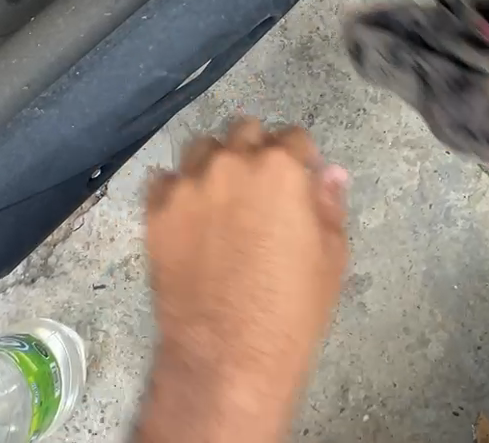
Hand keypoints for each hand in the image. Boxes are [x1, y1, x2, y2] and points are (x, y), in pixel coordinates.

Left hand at [136, 119, 348, 442]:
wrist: (226, 359)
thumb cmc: (291, 312)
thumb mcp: (330, 258)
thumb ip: (329, 204)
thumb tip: (331, 172)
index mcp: (280, 167)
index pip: (294, 136)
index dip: (300, 158)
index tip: (298, 180)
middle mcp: (233, 161)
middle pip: (245, 129)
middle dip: (255, 150)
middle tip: (259, 187)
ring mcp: (190, 182)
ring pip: (202, 147)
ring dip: (214, 162)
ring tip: (219, 197)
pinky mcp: (157, 207)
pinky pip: (164, 180)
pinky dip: (176, 190)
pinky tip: (186, 217)